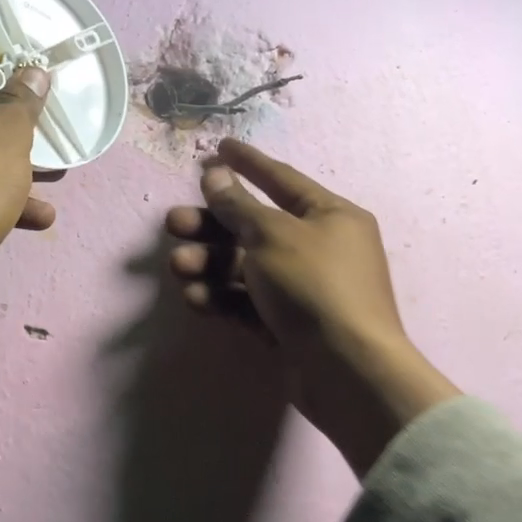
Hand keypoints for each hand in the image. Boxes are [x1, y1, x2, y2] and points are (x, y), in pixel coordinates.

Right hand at [165, 139, 460, 473]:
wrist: (348, 374)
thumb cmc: (313, 285)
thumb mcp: (271, 234)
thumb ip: (238, 205)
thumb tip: (215, 174)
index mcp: (331, 217)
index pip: (282, 180)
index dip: (248, 163)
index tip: (218, 147)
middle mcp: (320, 249)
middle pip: (255, 227)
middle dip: (211, 225)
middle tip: (173, 223)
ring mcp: (304, 290)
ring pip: (246, 267)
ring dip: (210, 264)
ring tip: (179, 267)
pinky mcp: (289, 327)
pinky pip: (249, 302)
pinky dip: (222, 297)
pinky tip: (194, 297)